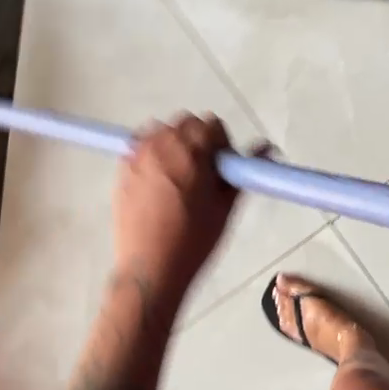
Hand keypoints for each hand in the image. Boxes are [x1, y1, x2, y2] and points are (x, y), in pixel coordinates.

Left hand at [113, 114, 243, 305]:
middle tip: (203, 172)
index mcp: (191, 151)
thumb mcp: (225, 208)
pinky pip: (140, 146)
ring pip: (160, 131)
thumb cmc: (194, 240)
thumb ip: (242, 173)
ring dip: (173, 143)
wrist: (151, 266)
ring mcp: (137, 154)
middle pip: (185, 123)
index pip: (212, 125)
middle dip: (197, 140)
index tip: (222, 167)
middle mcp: (162, 144)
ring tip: (179, 175)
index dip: (221, 143)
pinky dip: (152, 152)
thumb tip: (266, 149)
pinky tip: (158, 181)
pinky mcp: (122, 168)